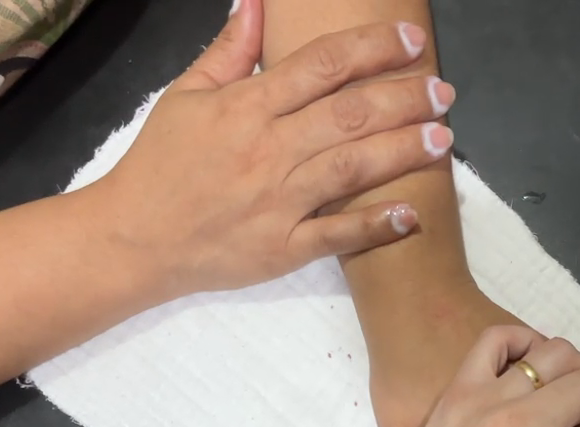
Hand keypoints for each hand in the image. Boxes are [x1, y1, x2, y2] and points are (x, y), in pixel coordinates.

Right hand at [84, 0, 452, 294]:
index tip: (411, 40)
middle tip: (443, 92)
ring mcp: (279, 202)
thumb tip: (256, 4)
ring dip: (402, 152)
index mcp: (247, 107)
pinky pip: (337, 236)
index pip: (322, 66)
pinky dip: (375, 226)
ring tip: (442, 140)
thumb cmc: (161, 167)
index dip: (371, 48)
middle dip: (402, 98)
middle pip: (349, 114)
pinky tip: (411, 216)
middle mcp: (269, 149)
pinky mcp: (283, 249)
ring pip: (351, 168)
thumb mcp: (184, 97)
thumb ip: (227, 53)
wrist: (136, 238)